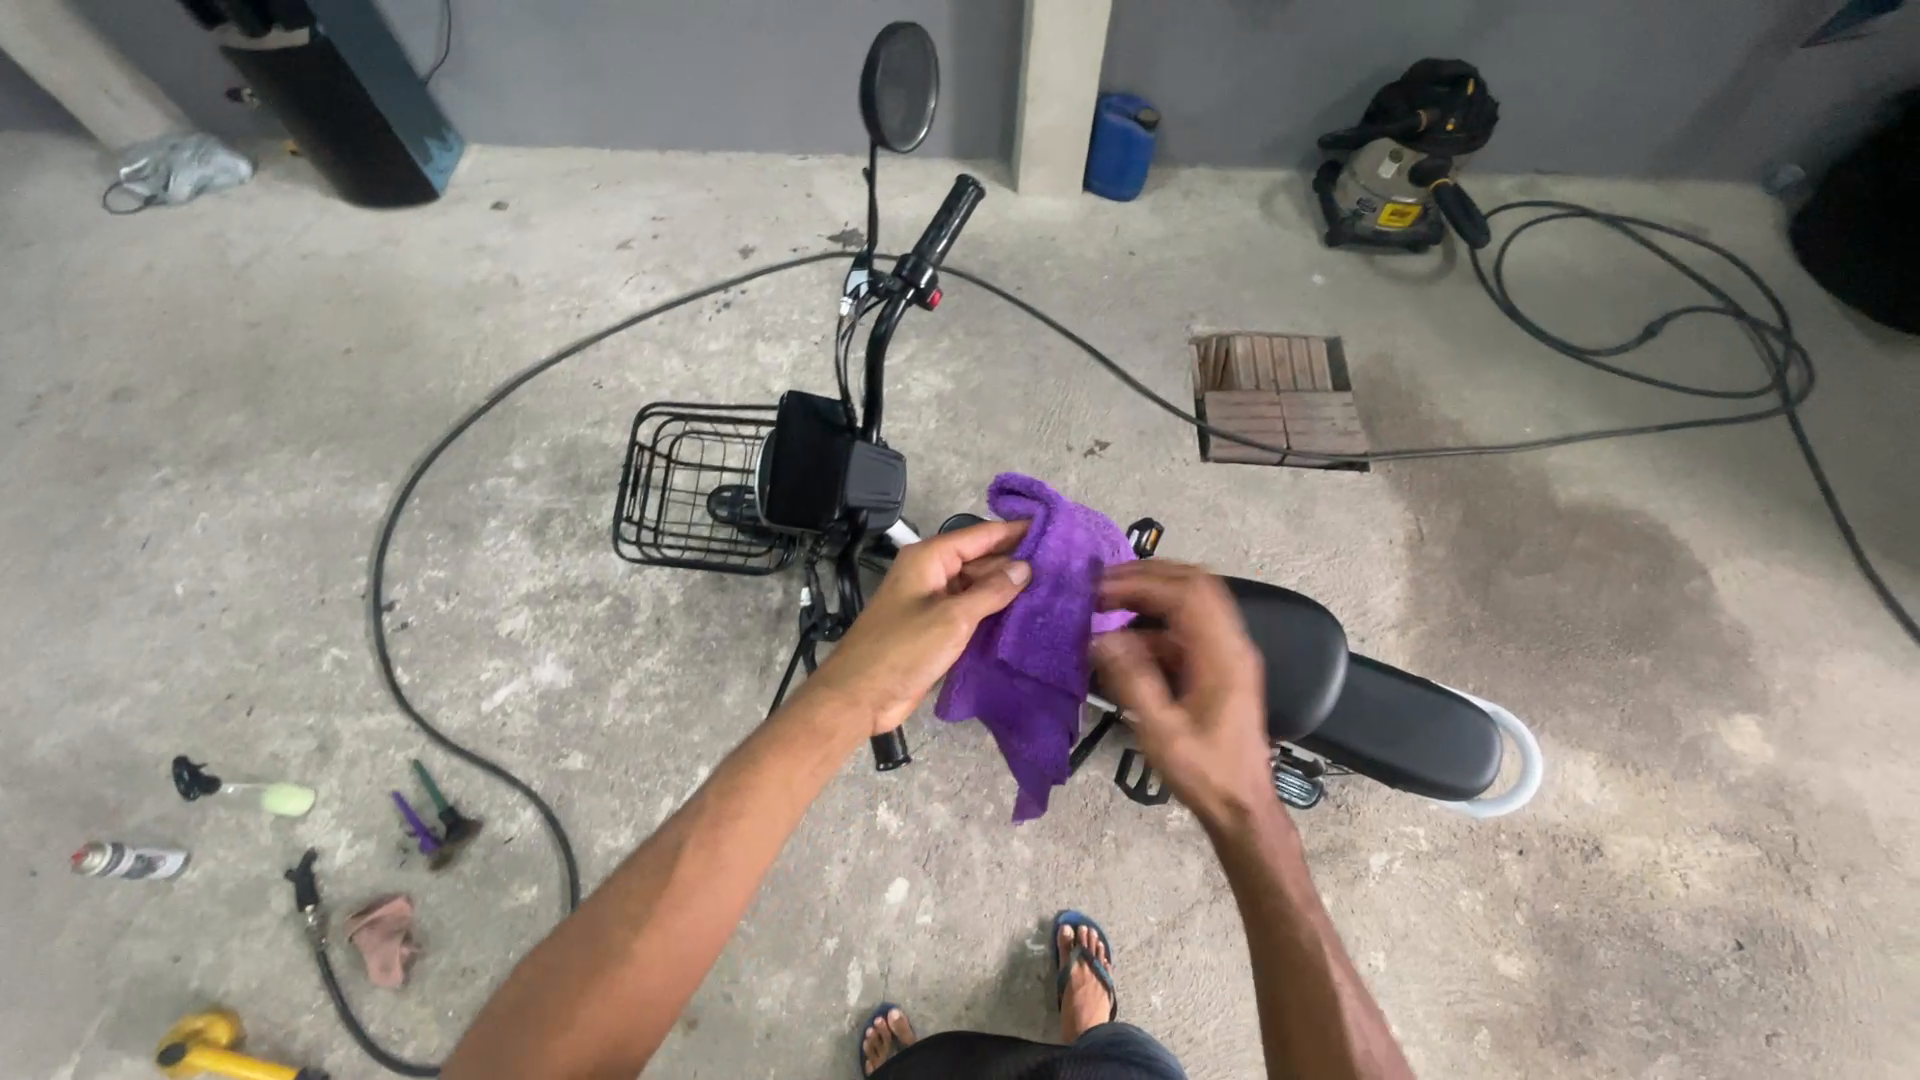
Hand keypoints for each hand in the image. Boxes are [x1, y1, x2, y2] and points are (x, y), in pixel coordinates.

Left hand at [806, 519, 1031, 736]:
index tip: (1051, 529)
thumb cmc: (902, 650)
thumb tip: (1025, 568)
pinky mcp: (936, 628)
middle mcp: (932, 574)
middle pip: (981, 560)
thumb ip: (991, 592)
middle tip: (1062, 567)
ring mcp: (933, 602)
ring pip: (977, 587)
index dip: (1014, 532)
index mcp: (929, 558)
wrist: (861, 696)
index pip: (980, 535)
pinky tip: (1024, 617)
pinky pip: (971, 612)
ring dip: (1008, 590)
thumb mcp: (952, 618)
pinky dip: (994, 613)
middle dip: (1016, 563)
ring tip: (1053, 590)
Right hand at [1092, 561, 1277, 827]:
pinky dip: (1154, 621)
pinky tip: (1124, 638)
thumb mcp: (1162, 732)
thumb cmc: (1205, 774)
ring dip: (1151, 593)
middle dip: (1148, 575)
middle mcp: (1231, 645)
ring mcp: (1227, 654)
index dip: (1143, 581)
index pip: (1188, 594)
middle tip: (1104, 582)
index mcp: (1223, 656)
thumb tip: (1102, 638)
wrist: (1241, 806)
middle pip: (1195, 584)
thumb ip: (1132, 681)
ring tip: (1109, 600)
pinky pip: (1186, 628)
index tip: (1103, 588)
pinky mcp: (1217, 667)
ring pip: (1193, 601)